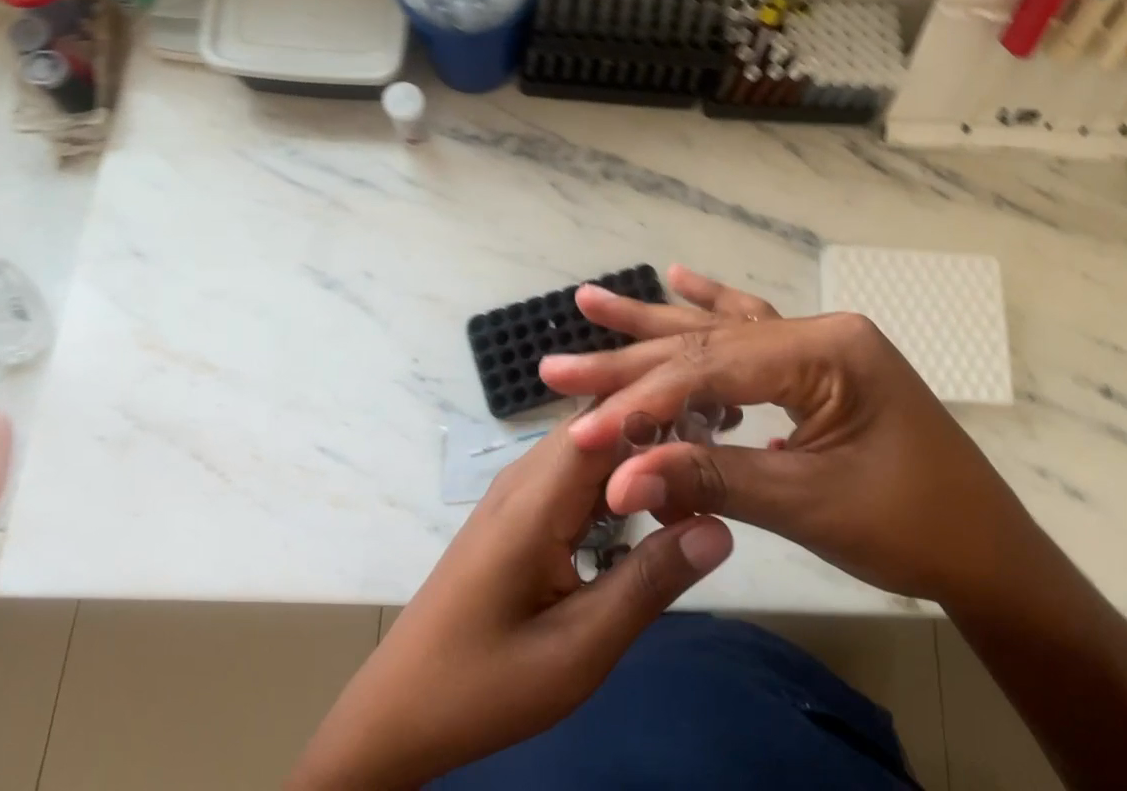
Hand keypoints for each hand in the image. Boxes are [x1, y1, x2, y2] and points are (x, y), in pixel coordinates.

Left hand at [287, 415, 733, 790]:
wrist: (400, 714)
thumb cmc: (486, 686)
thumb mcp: (579, 648)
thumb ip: (649, 583)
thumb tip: (721, 524)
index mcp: (534, 502)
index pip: (606, 424)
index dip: (664, 412)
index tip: (725, 420)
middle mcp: (522, 483)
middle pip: (600, 430)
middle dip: (661, 430)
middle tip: (727, 443)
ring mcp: (515, 499)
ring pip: (589, 454)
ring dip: (641, 459)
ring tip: (703, 472)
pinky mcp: (516, 520)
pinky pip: (574, 481)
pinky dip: (617, 486)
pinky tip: (652, 511)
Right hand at [541, 267, 1039, 604]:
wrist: (986, 552)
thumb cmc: (910, 528)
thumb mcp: (806, 504)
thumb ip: (711, 479)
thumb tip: (618, 481)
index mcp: (827, 352)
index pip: (711, 369)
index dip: (642, 403)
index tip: (581, 432)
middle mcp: (821, 333)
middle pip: (707, 343)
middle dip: (629, 360)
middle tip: (555, 365)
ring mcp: (823, 346)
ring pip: (723, 332)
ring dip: (656, 324)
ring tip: (590, 301)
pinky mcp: (821, 368)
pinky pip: (754, 332)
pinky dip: (711, 309)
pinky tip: (679, 279)